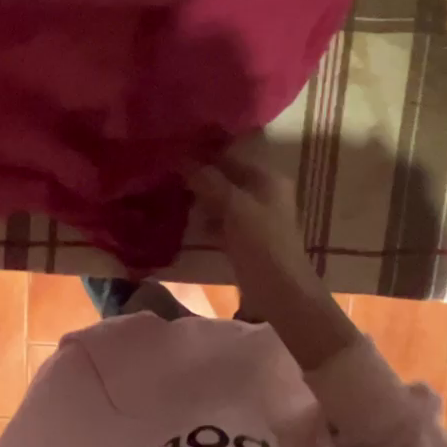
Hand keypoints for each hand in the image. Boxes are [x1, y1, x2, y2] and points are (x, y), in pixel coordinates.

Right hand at [190, 144, 357, 369]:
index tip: (173, 152)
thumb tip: (183, 159)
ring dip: (200, 199)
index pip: (231, 157)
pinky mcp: (247, 240)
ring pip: (223, 201)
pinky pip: (223, 222)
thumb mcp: (235, 208)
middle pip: (226, 178)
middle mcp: (264, 193)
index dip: (204, 154)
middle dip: (199, 177)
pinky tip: (187, 222)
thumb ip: (210, 182)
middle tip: (165, 174)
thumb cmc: (262, 245)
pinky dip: (207, 221)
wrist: (281, 293)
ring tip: (170, 195)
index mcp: (268, 179)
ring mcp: (256, 218)